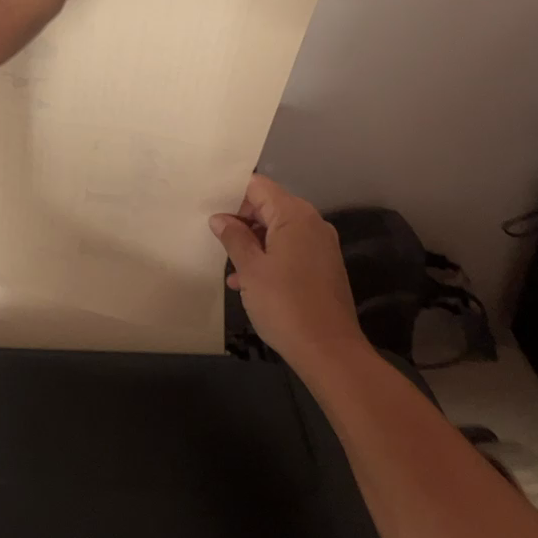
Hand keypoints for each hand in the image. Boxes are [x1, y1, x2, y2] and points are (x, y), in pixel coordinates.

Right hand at [210, 174, 364, 367]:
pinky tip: (250, 283)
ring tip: (230, 268)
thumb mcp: (251, 269)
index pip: (258, 187)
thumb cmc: (285, 304)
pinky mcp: (323, 266)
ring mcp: (321, 245)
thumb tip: (220, 219)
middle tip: (215, 240)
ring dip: (253, 244)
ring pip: (278, 231)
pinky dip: (270, 258)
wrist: (329, 350)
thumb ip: (234, 238)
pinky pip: (291, 250)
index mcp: (294, 215)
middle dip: (241, 221)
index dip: (232, 194)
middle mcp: (312, 223)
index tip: (209, 208)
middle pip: (269, 207)